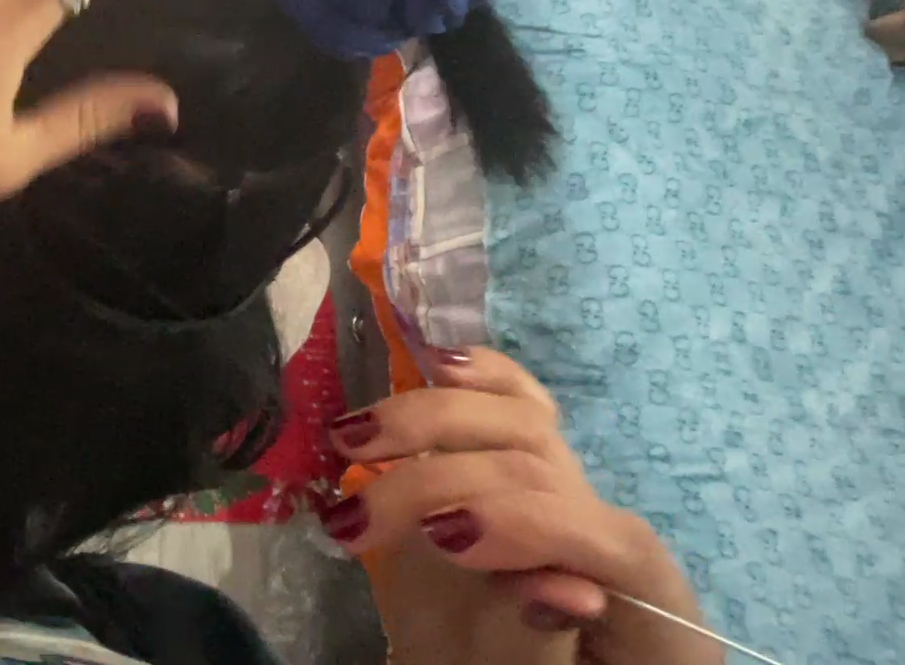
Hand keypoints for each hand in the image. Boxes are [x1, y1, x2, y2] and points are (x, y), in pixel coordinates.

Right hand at [323, 349, 719, 664]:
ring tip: (349, 438)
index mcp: (646, 603)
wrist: (487, 655)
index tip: (436, 536)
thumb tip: (559, 592)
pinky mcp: (521, 454)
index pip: (605, 539)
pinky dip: (473, 371)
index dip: (523, 524)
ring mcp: (567, 481)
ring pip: (519, 414)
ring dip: (422, 416)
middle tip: (352, 513)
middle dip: (435, 477)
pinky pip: (513, 394)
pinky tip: (428, 360)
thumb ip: (532, 642)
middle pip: (540, 465)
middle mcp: (611, 525)